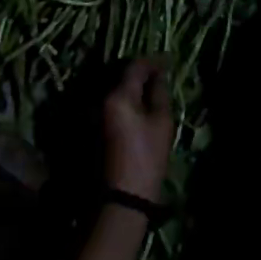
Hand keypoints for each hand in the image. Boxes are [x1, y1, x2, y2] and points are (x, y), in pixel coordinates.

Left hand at [103, 56, 173, 201]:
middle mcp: (101, 99)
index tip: (168, 63)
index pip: (135, 66)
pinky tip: (137, 106)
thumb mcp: (161, 122)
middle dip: (140, 72)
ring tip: (150, 90)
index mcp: (118, 95)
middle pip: (121, 75)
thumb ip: (160, 92)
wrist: (122, 197)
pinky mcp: (92, 127)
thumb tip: (159, 75)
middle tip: (159, 74)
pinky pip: (110, 103)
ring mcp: (94, 113)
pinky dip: (124, 99)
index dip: (153, 62)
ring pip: (115, 89)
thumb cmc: (146, 158)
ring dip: (131, 86)